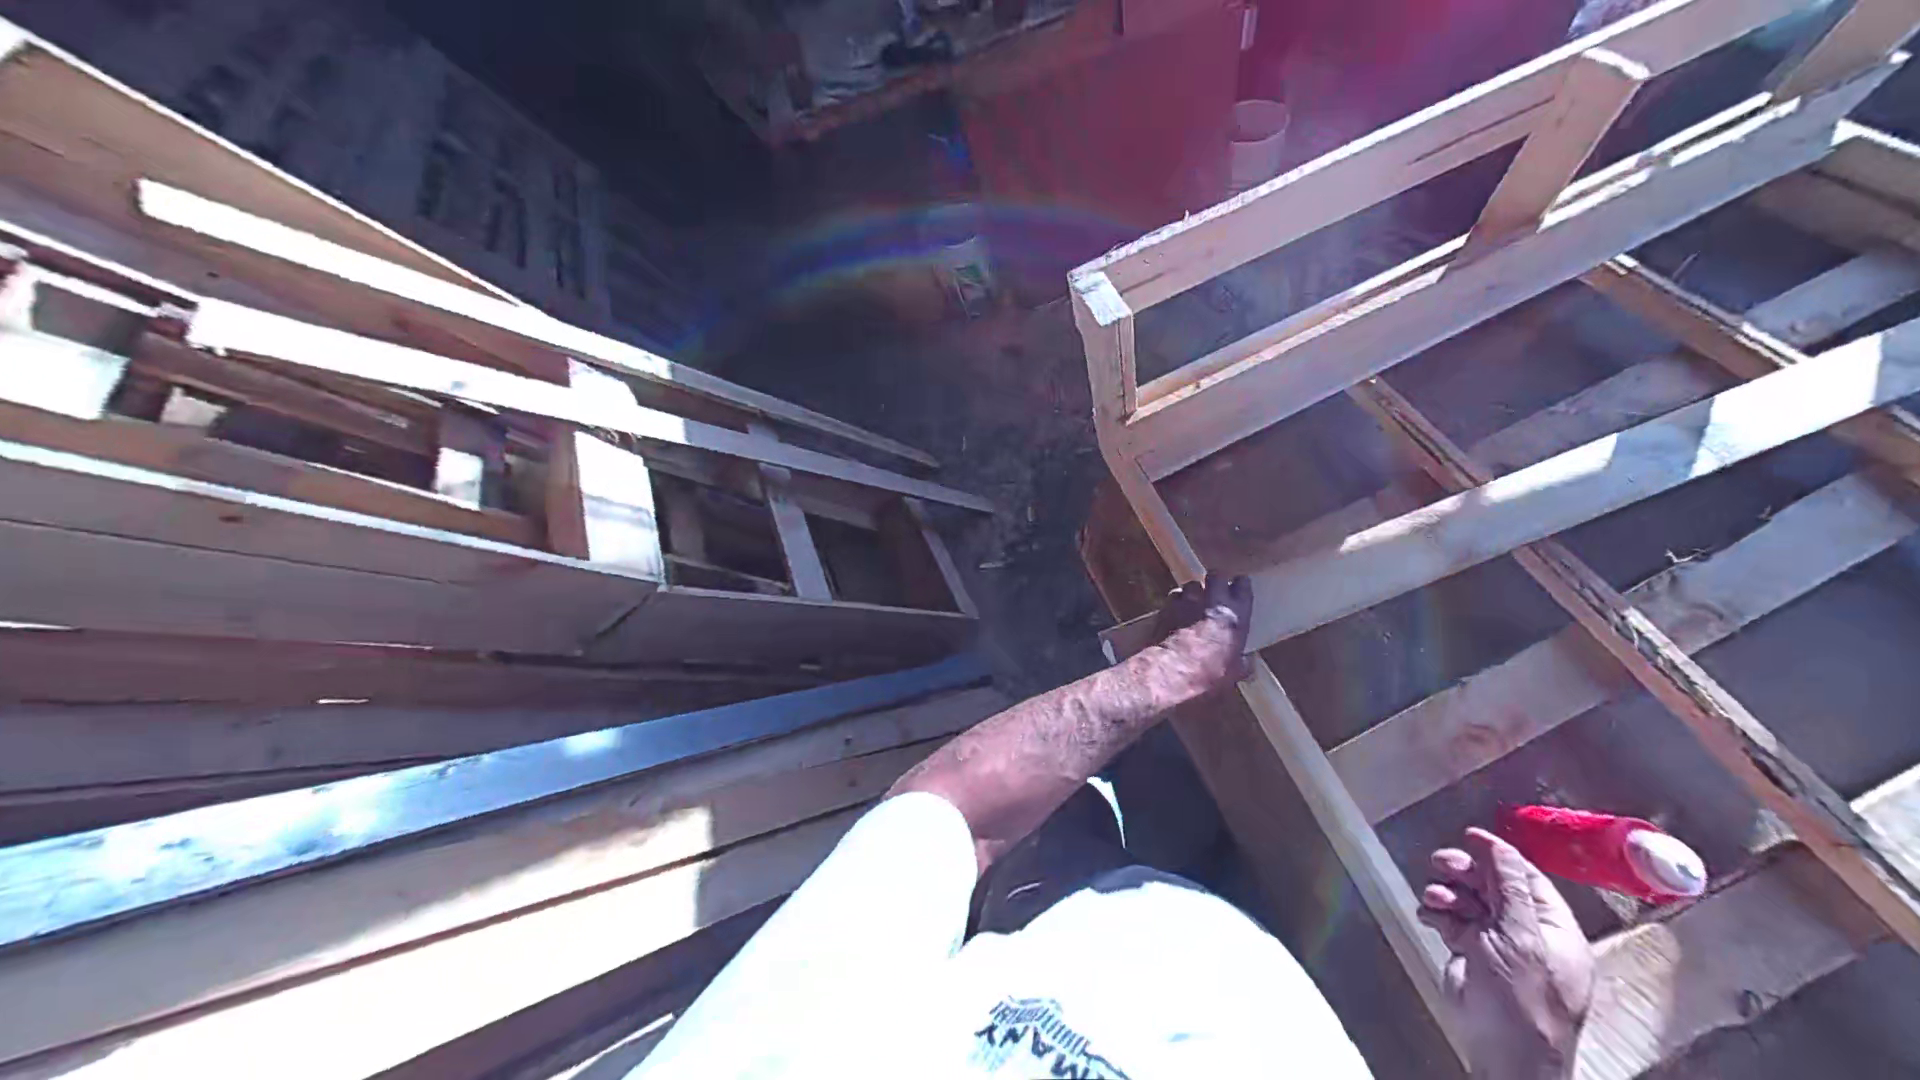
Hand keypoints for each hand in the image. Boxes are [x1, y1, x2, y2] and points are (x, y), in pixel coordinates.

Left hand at [1148, 573, 1252, 697]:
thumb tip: (1246, 664)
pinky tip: (1176, 613)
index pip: (1243, 585)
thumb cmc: (1209, 675)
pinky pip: (1174, 597)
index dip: (1240, 586)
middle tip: (1215, 593)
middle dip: (1215, 581)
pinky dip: (1176, 603)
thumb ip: (1242, 663)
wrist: (1171, 672)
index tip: (1239, 590)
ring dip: (1193, 592)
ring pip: (1191, 584)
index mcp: (1236, 614)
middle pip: (1215, 575)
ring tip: (1193, 604)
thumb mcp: (1234, 673)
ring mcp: (1187, 601)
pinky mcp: (1165, 607)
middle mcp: (1213, 601)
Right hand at [1419, 828, 1594, 1079]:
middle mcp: (1528, 933)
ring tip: (1433, 899)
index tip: (1469, 836)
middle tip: (1441, 863)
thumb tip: (1497, 845)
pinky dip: (1438, 913)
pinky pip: (1452, 920)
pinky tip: (1429, 916)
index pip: (1527, 879)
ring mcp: (1499, 944)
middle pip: (1493, 886)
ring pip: (1468, 900)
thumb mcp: (1519, 936)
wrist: (1503, 1052)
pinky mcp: (1472, 953)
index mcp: (1554, 930)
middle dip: (1466, 873)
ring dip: (1447, 893)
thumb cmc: (1521, 996)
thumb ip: (1508, 887)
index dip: (1499, 855)